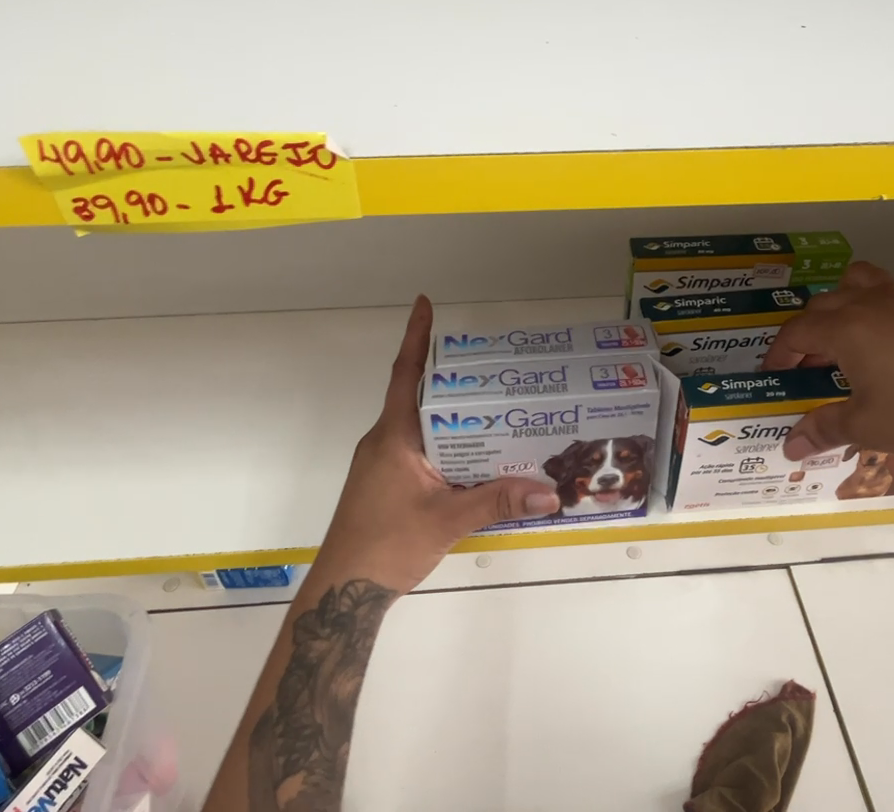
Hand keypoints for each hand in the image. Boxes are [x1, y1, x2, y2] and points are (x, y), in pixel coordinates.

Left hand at [311, 296, 560, 592]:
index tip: (425, 303)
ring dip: (454, 416)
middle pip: (422, 398)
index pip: (405, 374)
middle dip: (455, 379)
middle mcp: (386, 441)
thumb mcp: (447, 519)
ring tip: (497, 409)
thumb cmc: (386, 544)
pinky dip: (449, 444)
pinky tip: (478, 458)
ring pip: (424, 427)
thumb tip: (550, 491)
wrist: (344, 590)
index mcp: (394, 436)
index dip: (416, 337)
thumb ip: (498, 501)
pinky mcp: (388, 484)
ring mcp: (384, 464)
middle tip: (495, 366)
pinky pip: (423, 451)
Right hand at [761, 261, 893, 488]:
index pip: (798, 331)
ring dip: (844, 302)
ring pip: (862, 280)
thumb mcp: (869, 428)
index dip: (780, 354)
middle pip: (825, 304)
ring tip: (846, 337)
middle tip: (810, 368)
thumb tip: (788, 446)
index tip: (776, 375)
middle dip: (809, 333)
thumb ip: (824, 429)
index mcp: (847, 328)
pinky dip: (883, 302)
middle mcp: (874, 303)